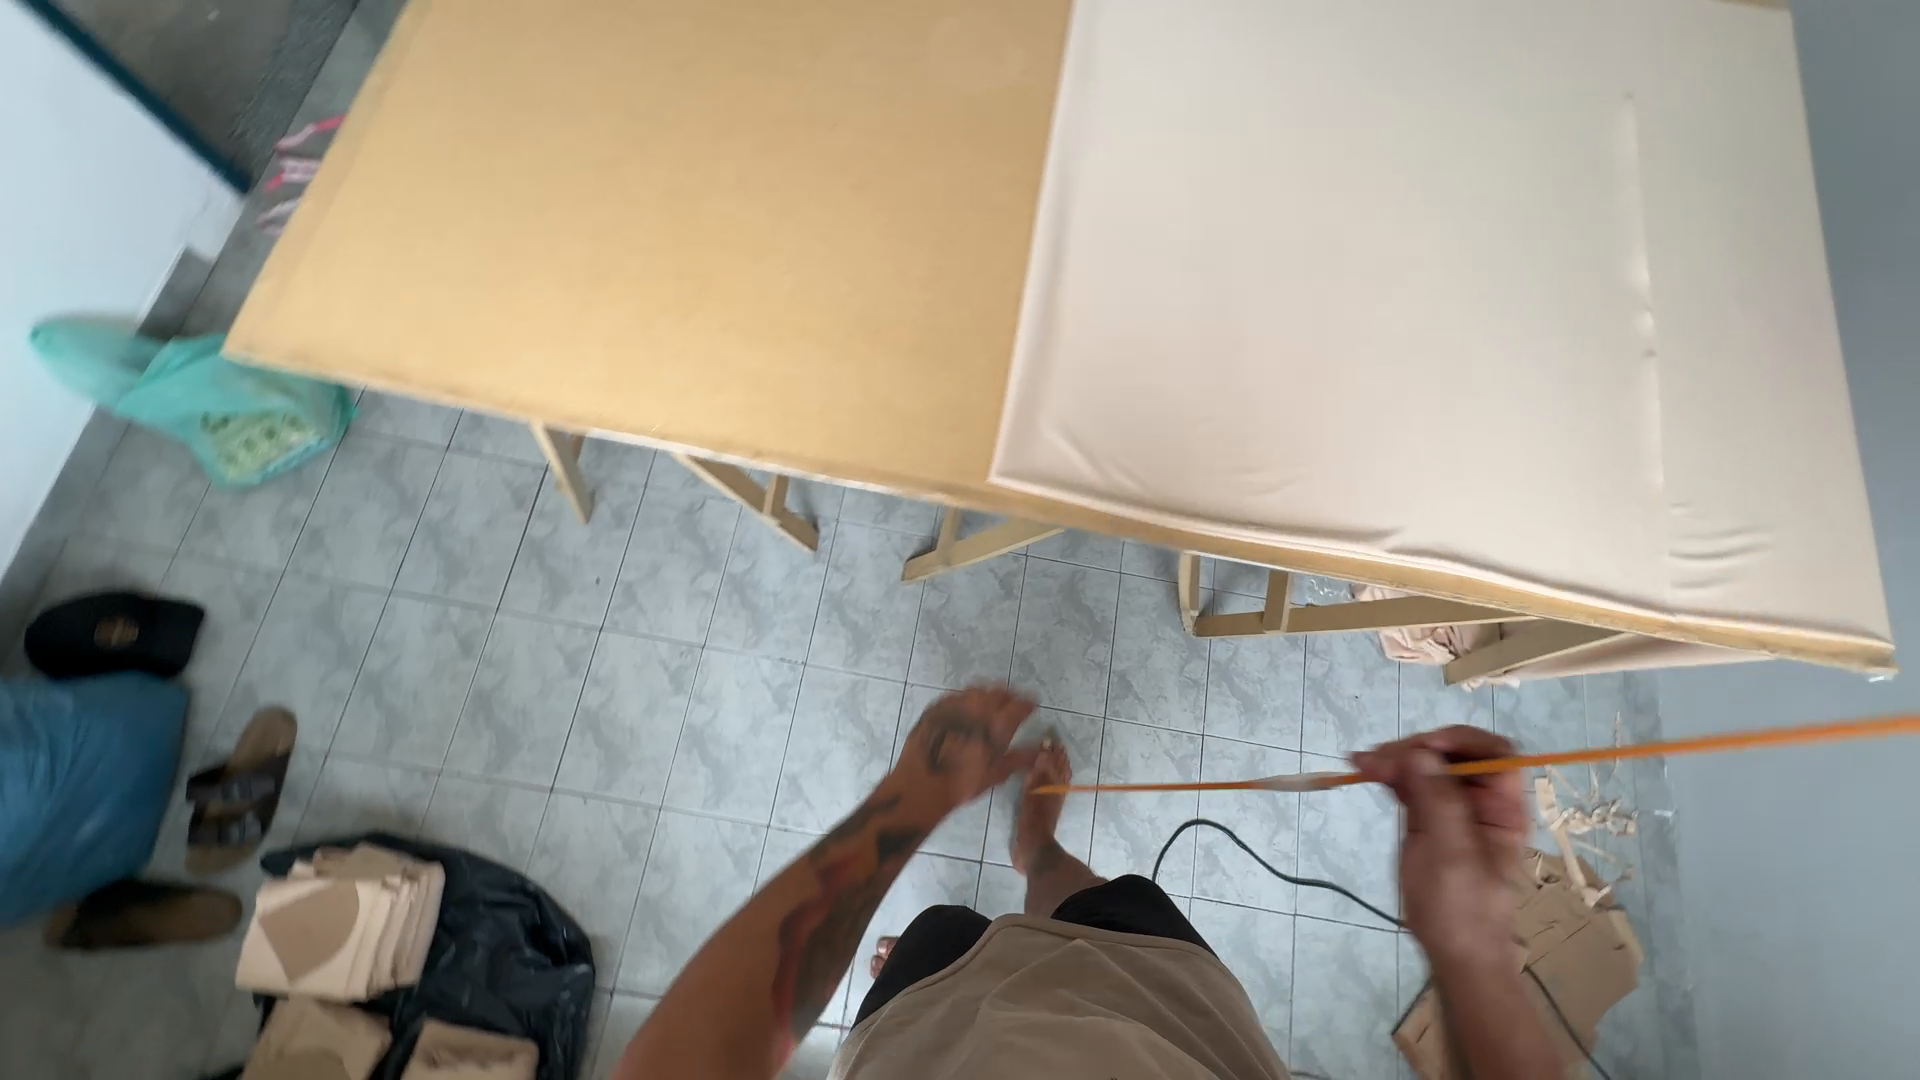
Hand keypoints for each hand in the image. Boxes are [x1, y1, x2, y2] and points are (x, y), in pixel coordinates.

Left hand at [892, 686, 1040, 815]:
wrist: (921, 785)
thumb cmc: (963, 783)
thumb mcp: (996, 774)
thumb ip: (1021, 759)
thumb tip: (1042, 752)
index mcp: (996, 725)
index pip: (1019, 705)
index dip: (1028, 704)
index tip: (1032, 705)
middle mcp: (977, 709)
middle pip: (999, 692)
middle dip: (1009, 696)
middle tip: (1013, 703)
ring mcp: (954, 705)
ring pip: (978, 690)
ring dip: (988, 693)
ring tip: (992, 703)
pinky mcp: (936, 707)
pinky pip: (957, 695)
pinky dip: (967, 698)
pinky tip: (967, 708)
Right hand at [1353, 726, 1527, 967]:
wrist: (1452, 949)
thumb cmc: (1462, 908)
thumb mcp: (1452, 855)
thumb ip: (1438, 801)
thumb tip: (1420, 752)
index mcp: (1503, 808)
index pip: (1495, 754)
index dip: (1463, 741)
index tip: (1425, 746)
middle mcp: (1479, 801)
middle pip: (1451, 754)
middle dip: (1415, 750)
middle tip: (1378, 759)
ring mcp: (1450, 807)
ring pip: (1424, 764)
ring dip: (1394, 758)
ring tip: (1361, 762)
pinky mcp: (1425, 815)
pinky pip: (1407, 781)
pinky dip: (1386, 772)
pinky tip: (1364, 768)